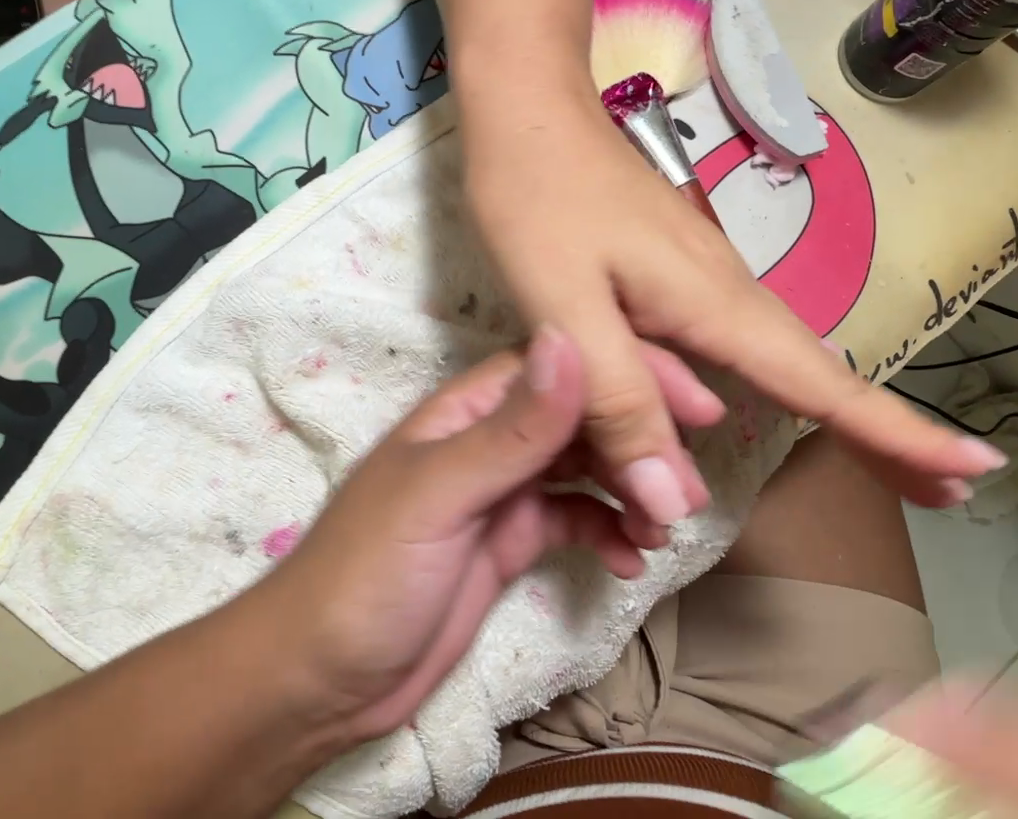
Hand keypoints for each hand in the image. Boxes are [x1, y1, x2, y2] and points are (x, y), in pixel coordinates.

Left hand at [252, 326, 721, 745]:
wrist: (322, 681)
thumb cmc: (369, 576)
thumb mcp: (440, 496)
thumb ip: (512, 428)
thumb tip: (571, 336)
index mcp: (465, 411)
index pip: (558, 367)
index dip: (625, 374)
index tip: (695, 404)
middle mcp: (487, 441)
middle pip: (578, 419)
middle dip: (637, 444)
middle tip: (689, 486)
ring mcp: (500, 493)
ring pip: (583, 470)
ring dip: (629, 491)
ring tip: (664, 527)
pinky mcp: (509, 541)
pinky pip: (573, 520)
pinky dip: (607, 531)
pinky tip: (629, 561)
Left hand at [461, 80, 1003, 520]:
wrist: (528, 109)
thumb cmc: (537, 200)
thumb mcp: (563, 307)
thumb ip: (619, 400)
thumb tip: (677, 502)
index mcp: (712, 305)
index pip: (819, 383)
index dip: (893, 432)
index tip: (973, 465)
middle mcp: (725, 293)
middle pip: (817, 374)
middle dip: (884, 434)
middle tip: (947, 489)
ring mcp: (703, 279)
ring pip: (773, 361)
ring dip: (831, 414)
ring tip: (881, 464)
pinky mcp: (674, 274)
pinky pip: (728, 345)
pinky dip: (758, 384)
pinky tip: (742, 410)